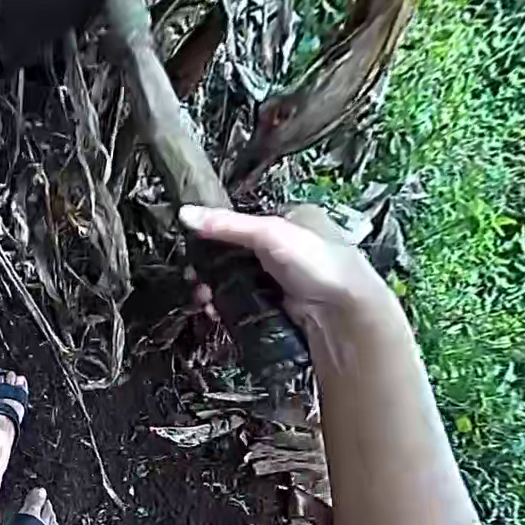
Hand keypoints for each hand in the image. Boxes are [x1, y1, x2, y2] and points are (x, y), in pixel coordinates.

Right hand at [179, 204, 391, 330]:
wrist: (341, 312)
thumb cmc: (314, 262)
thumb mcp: (269, 234)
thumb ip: (226, 225)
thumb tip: (183, 213)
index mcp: (287, 218)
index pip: (239, 222)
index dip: (212, 236)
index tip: (192, 253)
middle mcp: (283, 245)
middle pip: (232, 254)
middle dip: (208, 269)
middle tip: (194, 282)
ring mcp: (278, 275)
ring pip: (233, 278)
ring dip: (212, 289)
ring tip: (204, 301)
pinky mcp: (273, 300)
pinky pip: (240, 299)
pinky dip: (224, 304)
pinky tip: (215, 311)